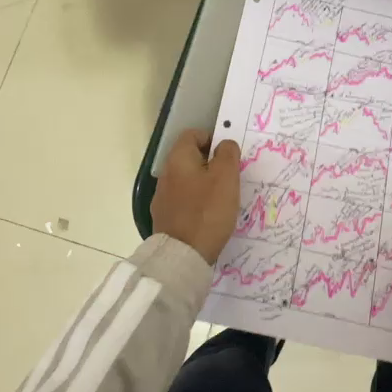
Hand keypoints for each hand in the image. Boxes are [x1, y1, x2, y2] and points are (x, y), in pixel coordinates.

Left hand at [151, 129, 240, 264]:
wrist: (183, 256)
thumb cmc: (207, 210)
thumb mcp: (226, 176)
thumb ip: (227, 153)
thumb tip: (224, 144)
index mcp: (178, 159)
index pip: (193, 134)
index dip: (212, 139)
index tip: (227, 155)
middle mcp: (166, 174)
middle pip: (190, 158)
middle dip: (210, 164)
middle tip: (229, 177)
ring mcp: (162, 197)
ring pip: (187, 181)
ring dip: (204, 184)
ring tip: (222, 199)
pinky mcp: (164, 218)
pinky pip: (183, 201)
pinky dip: (196, 203)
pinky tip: (208, 216)